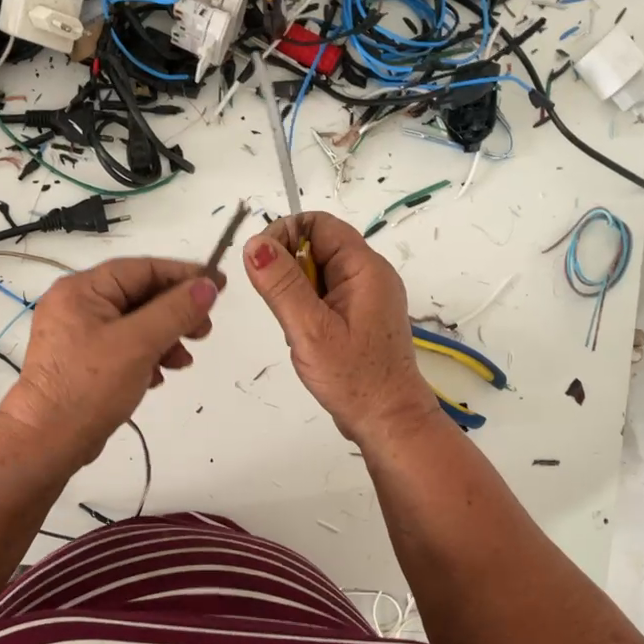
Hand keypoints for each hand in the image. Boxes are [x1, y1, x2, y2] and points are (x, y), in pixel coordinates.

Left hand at [0, 257, 221, 464]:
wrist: (47, 441)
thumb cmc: (90, 386)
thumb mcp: (138, 343)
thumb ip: (175, 311)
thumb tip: (208, 286)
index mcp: (81, 289)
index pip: (142, 269)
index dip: (184, 276)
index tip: (219, 286)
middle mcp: (76, 306)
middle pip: (139, 296)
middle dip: (175, 313)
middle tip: (204, 331)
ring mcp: (77, 336)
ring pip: (134, 325)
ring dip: (165, 339)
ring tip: (184, 361)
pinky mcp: (82, 364)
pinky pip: (123, 349)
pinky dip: (146, 358)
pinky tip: (159, 377)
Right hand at [243, 212, 439, 445]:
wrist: (388, 420)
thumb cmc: (353, 377)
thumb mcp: (309, 329)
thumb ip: (281, 285)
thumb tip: (255, 244)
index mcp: (364, 267)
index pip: (318, 224)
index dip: (284, 235)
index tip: (260, 266)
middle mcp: (369, 275)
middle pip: (316, 248)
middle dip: (288, 273)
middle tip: (283, 310)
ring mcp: (367, 298)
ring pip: (317, 276)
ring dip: (296, 297)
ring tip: (299, 331)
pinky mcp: (361, 318)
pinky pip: (325, 299)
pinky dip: (307, 313)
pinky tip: (308, 341)